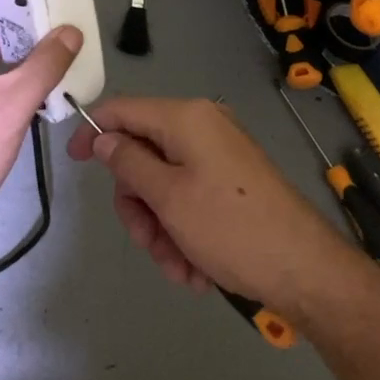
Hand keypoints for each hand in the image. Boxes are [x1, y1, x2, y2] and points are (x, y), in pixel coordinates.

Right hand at [67, 96, 355, 313]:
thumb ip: (128, 162)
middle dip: (139, 203)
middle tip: (146, 240)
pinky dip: (185, 232)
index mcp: (185, 118)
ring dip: (162, 228)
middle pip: (143, 154)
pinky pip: (192, 198)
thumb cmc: (230, 227)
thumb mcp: (168, 197)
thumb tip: (104, 138)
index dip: (93, 131)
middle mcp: (203, 127)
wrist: (305, 269)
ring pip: (166, 185)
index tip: (73, 162)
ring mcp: (221, 155)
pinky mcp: (234, 183)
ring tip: (179, 267)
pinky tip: (196, 268)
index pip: (123, 109)